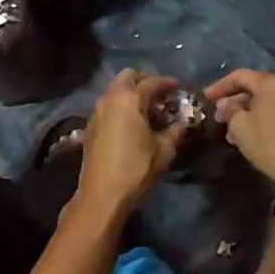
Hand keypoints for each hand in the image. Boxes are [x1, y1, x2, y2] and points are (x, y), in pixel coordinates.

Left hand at [75, 70, 184, 217]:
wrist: (101, 197)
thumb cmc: (136, 168)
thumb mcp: (164, 150)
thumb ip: (175, 130)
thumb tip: (184, 122)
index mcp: (130, 98)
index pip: (153, 82)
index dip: (168, 83)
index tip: (178, 88)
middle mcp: (111, 98)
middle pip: (129, 76)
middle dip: (145, 81)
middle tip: (160, 95)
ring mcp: (97, 111)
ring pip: (115, 89)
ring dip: (131, 92)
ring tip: (147, 110)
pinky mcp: (90, 126)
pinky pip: (108, 104)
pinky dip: (121, 105)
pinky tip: (132, 123)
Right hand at [203, 70, 274, 200]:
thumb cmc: (269, 144)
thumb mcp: (240, 127)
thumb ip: (229, 111)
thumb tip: (225, 106)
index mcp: (270, 82)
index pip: (240, 76)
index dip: (220, 86)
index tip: (205, 97)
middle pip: (253, 87)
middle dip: (232, 101)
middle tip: (217, 116)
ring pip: (262, 102)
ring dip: (244, 113)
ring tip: (229, 131)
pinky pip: (273, 111)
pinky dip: (258, 119)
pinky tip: (246, 136)